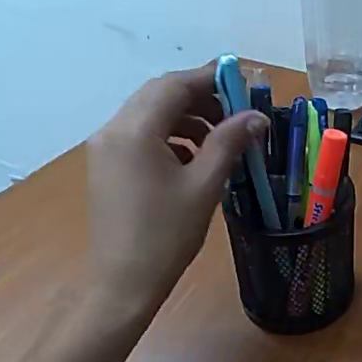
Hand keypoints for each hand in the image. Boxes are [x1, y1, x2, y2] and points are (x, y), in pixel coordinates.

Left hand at [84, 62, 267, 321]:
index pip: (174, 85)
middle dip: (199, 97)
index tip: (242, 80)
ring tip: (218, 140)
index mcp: (134, 130)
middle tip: (234, 112)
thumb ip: (229, 142)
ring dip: (184, 118)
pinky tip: (192, 159)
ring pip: (148, 114)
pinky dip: (168, 137)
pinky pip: (139, 136)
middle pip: (158, 95)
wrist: (124, 284)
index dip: (210, 78)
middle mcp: (113, 130)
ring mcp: (105, 149)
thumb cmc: (167, 236)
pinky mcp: (106, 167)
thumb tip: (256, 116)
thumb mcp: (204, 186)